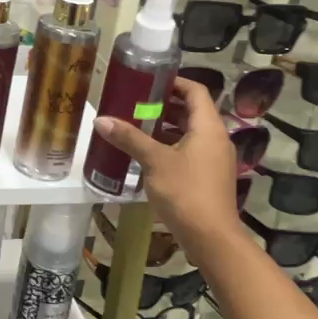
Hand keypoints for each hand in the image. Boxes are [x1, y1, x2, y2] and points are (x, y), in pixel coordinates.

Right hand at [94, 77, 243, 238]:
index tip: (149, 80)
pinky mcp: (209, 177)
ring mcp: (215, 160)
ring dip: (165, 128)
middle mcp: (216, 139)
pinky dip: (170, 147)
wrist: (211, 238)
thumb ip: (129, 138)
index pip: (195, 91)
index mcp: (208, 127)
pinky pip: (190, 151)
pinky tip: (147, 155)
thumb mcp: (154, 161)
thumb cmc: (185, 192)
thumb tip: (101, 120)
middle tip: (135, 103)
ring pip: (190, 133)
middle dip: (164, 105)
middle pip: (192, 111)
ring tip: (136, 126)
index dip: (174, 82)